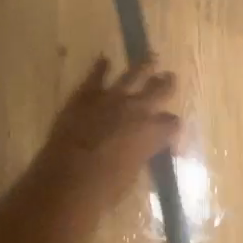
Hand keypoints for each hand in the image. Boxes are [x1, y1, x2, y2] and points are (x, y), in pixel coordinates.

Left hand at [32, 56, 181, 210]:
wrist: (70, 174)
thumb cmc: (106, 186)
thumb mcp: (132, 174)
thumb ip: (140, 155)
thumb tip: (141, 150)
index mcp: (153, 133)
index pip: (172, 124)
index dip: (172, 127)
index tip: (171, 131)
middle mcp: (137, 109)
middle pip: (158, 91)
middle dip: (165, 84)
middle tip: (170, 76)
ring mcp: (111, 97)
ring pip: (132, 75)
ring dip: (142, 66)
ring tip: (150, 56)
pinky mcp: (87, 94)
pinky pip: (96, 75)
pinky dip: (100, 67)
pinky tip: (104, 59)